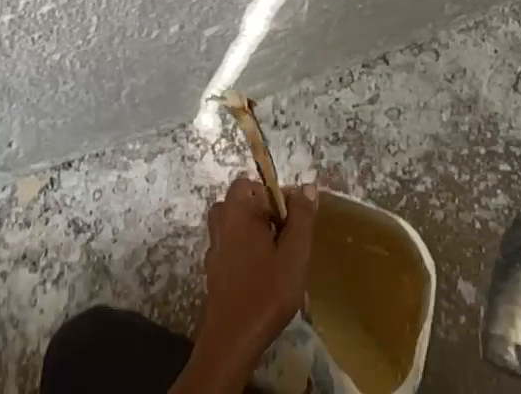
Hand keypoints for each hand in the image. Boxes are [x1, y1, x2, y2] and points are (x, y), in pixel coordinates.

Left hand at [198, 176, 319, 362]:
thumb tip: (307, 186)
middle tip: (287, 240)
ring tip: (277, 257)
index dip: (278, 198)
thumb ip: (301, 217)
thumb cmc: (267, 292)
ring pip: (237, 223)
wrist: (234, 337)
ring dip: (256, 231)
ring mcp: (213, 244)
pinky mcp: (213, 266)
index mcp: (237, 211)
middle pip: (244, 201)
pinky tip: (262, 275)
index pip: (256, 184)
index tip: (294, 223)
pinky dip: (246, 250)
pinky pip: (231, 245)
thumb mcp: (295, 254)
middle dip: (266, 213)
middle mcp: (220, 221)